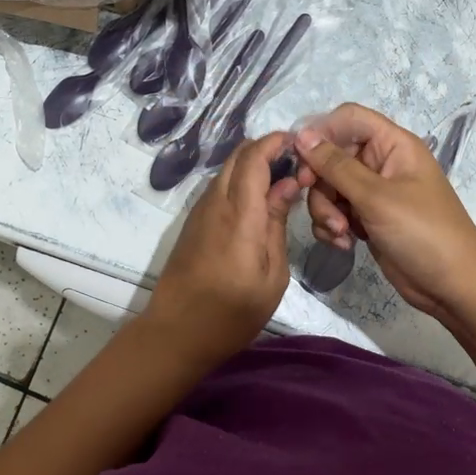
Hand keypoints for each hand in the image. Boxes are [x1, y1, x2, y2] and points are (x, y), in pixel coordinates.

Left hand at [146, 132, 310, 362]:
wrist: (177, 333)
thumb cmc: (233, 312)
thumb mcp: (272, 276)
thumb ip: (278, 224)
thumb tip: (288, 184)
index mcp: (239, 215)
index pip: (254, 158)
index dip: (275, 142)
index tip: (298, 142)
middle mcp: (216, 203)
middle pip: (237, 156)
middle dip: (265, 148)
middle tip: (293, 159)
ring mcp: (200, 211)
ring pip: (226, 169)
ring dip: (251, 163)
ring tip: (280, 178)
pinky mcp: (192, 221)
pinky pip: (218, 186)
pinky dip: (239, 179)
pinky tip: (257, 198)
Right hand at [293, 104, 475, 318]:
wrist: (453, 289)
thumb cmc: (423, 233)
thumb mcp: (377, 197)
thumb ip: (336, 166)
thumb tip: (301, 136)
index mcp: (393, 144)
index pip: (349, 119)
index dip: (322, 132)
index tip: (299, 159)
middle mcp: (382, 162)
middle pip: (333, 154)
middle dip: (320, 181)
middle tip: (314, 203)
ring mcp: (373, 192)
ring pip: (329, 186)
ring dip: (325, 208)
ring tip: (340, 232)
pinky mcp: (367, 218)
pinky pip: (336, 210)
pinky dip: (332, 225)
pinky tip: (344, 243)